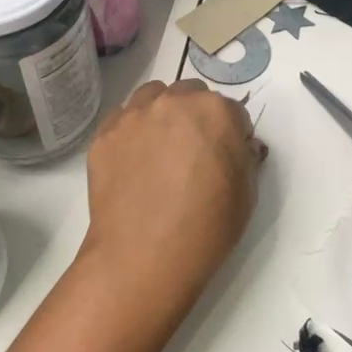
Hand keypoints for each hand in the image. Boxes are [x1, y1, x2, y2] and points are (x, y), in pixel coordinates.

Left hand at [79, 80, 264, 314]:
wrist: (143, 256)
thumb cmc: (206, 229)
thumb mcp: (247, 196)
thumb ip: (246, 159)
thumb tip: (240, 146)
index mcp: (216, 111)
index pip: (232, 111)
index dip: (232, 135)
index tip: (227, 157)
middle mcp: (173, 102)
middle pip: (190, 95)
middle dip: (196, 116)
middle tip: (193, 154)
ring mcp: (133, 116)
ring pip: (152, 98)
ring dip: (162, 114)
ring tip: (161, 151)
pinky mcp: (104, 135)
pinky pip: (122, 120)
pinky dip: (132, 132)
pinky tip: (134, 163)